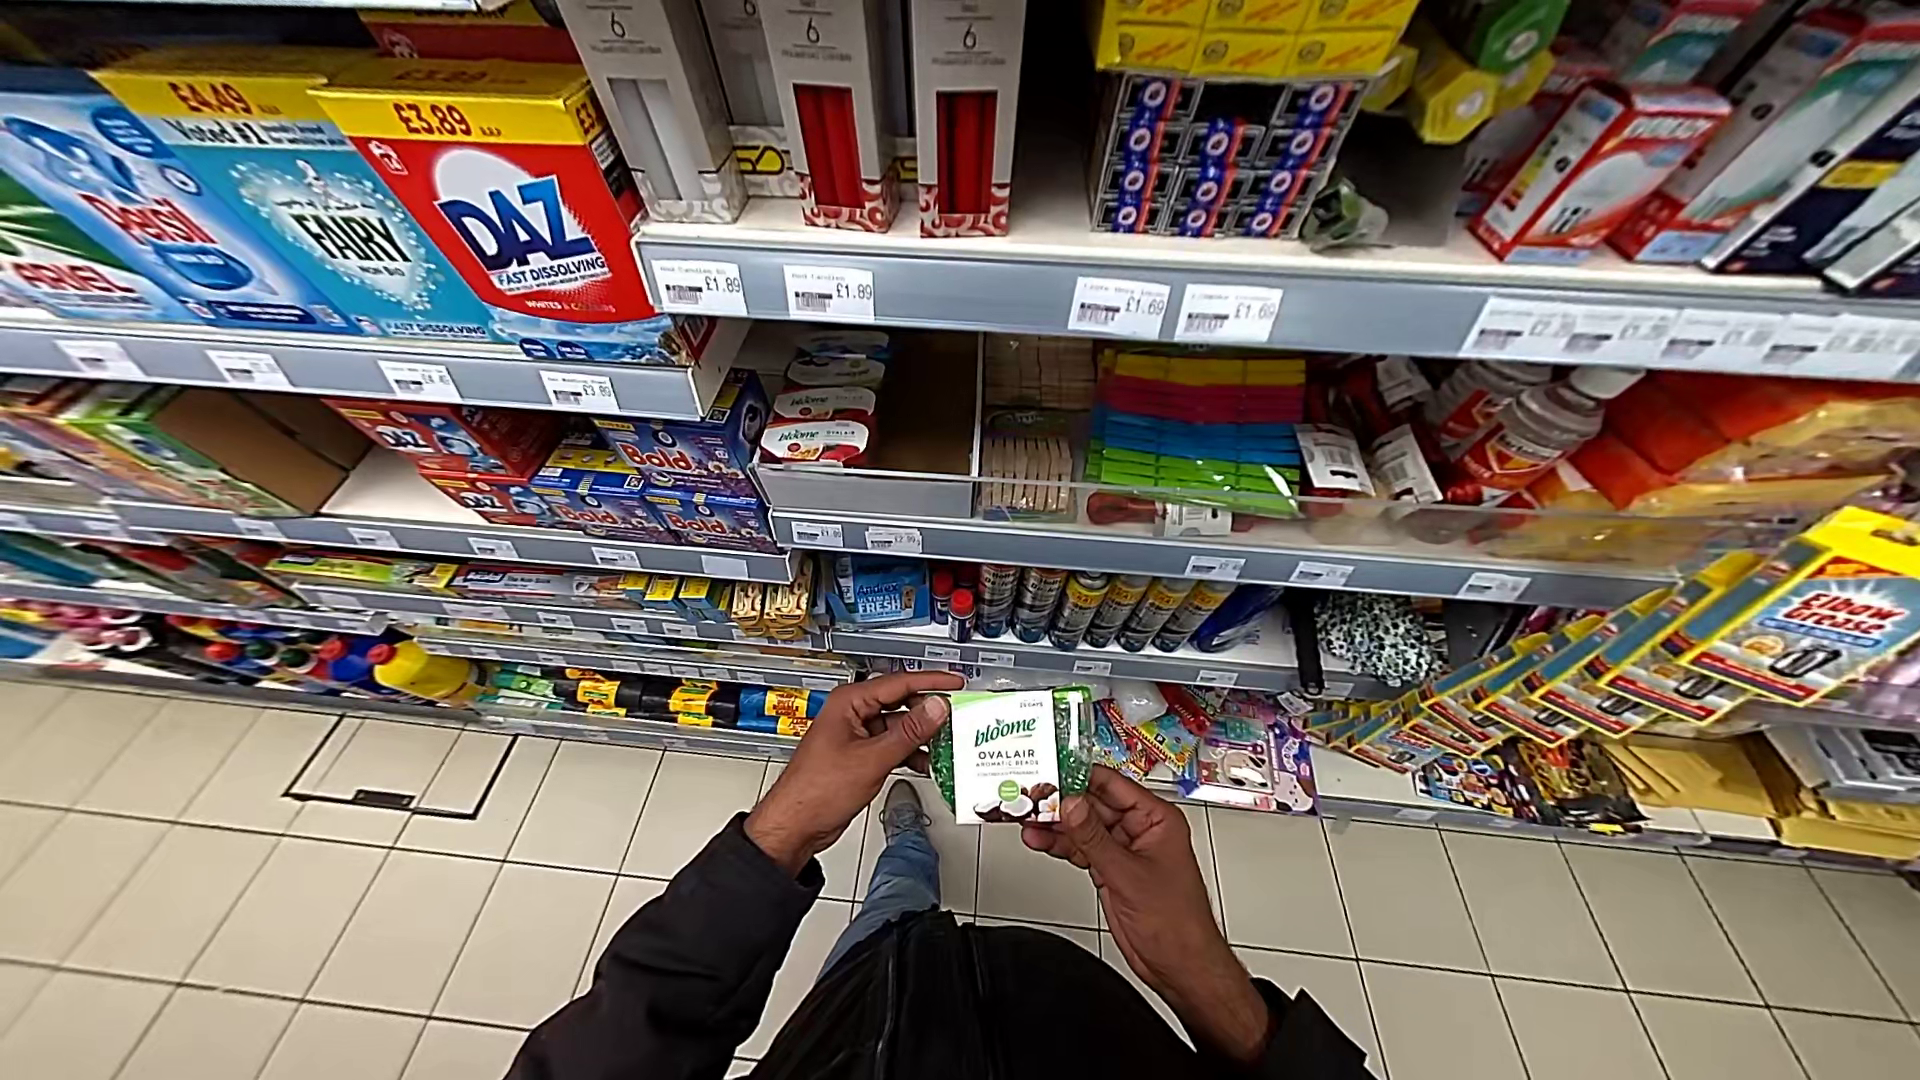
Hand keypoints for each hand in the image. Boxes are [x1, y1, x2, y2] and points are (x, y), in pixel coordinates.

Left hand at [745, 671, 962, 876]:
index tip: (955, 682)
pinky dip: (910, 752)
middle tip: (956, 714)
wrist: (795, 827)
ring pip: (899, 725)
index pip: (899, 682)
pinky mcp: (862, 754)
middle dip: (928, 710)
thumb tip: (936, 707)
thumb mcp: (872, 758)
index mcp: (849, 702)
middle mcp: (853, 713)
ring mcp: (858, 734)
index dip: (931, 681)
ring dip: (921, 735)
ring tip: (947, 740)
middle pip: (901, 702)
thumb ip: (909, 732)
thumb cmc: (815, 790)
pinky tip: (927, 762)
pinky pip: (893, 744)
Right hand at [1021, 766, 1271, 1063]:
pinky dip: (1060, 844)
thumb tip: (1072, 804)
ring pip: (1082, 825)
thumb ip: (1094, 837)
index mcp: (1155, 818)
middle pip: (1092, 803)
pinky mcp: (1110, 866)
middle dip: (1061, 801)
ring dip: (1055, 823)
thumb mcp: (1128, 873)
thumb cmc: (1178, 925)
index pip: (1111, 784)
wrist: (1180, 969)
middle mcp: (1138, 828)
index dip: (1080, 775)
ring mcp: (1123, 847)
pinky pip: (1080, 846)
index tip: (1053, 769)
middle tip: (1032, 796)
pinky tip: (1040, 839)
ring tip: (1029, 818)